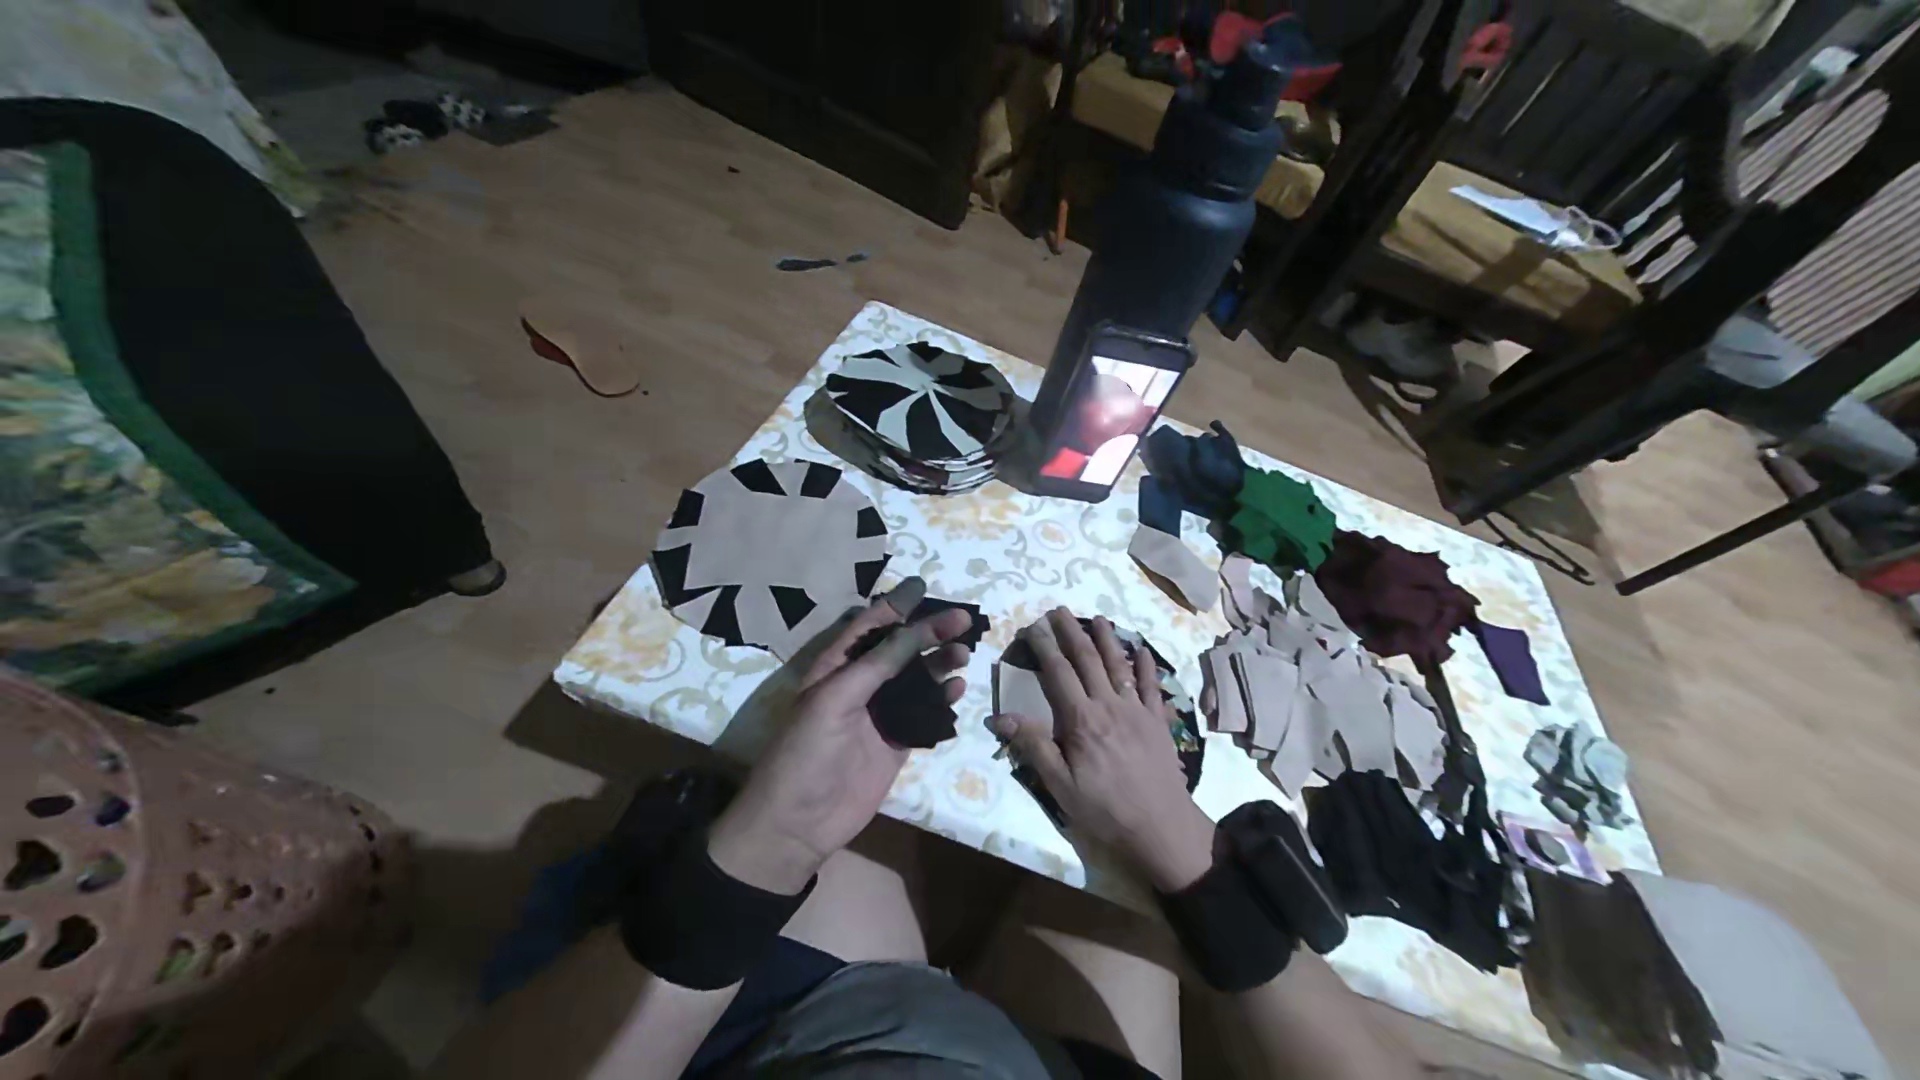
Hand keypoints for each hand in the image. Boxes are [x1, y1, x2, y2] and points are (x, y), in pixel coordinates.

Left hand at [708, 580, 973, 893]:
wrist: (799, 823)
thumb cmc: (807, 752)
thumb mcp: (835, 698)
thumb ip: (877, 665)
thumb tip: (913, 630)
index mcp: (837, 667)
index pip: (871, 627)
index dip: (896, 606)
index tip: (923, 588)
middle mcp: (861, 684)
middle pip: (901, 649)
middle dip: (930, 631)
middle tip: (964, 621)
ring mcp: (881, 714)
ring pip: (917, 678)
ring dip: (940, 662)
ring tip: (964, 653)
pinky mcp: (897, 741)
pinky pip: (926, 713)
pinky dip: (943, 698)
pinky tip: (957, 689)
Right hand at [990, 609, 1217, 892]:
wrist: (1161, 827)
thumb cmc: (1104, 809)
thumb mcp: (1060, 785)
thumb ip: (1034, 746)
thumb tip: (1001, 716)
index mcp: (1081, 719)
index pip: (1058, 673)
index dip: (1044, 646)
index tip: (1033, 626)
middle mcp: (1109, 705)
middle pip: (1087, 660)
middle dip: (1071, 632)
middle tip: (1059, 610)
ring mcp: (1137, 711)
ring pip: (1119, 665)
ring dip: (1107, 639)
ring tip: (1097, 617)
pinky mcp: (1158, 721)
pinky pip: (1152, 687)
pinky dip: (1147, 666)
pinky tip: (1143, 650)